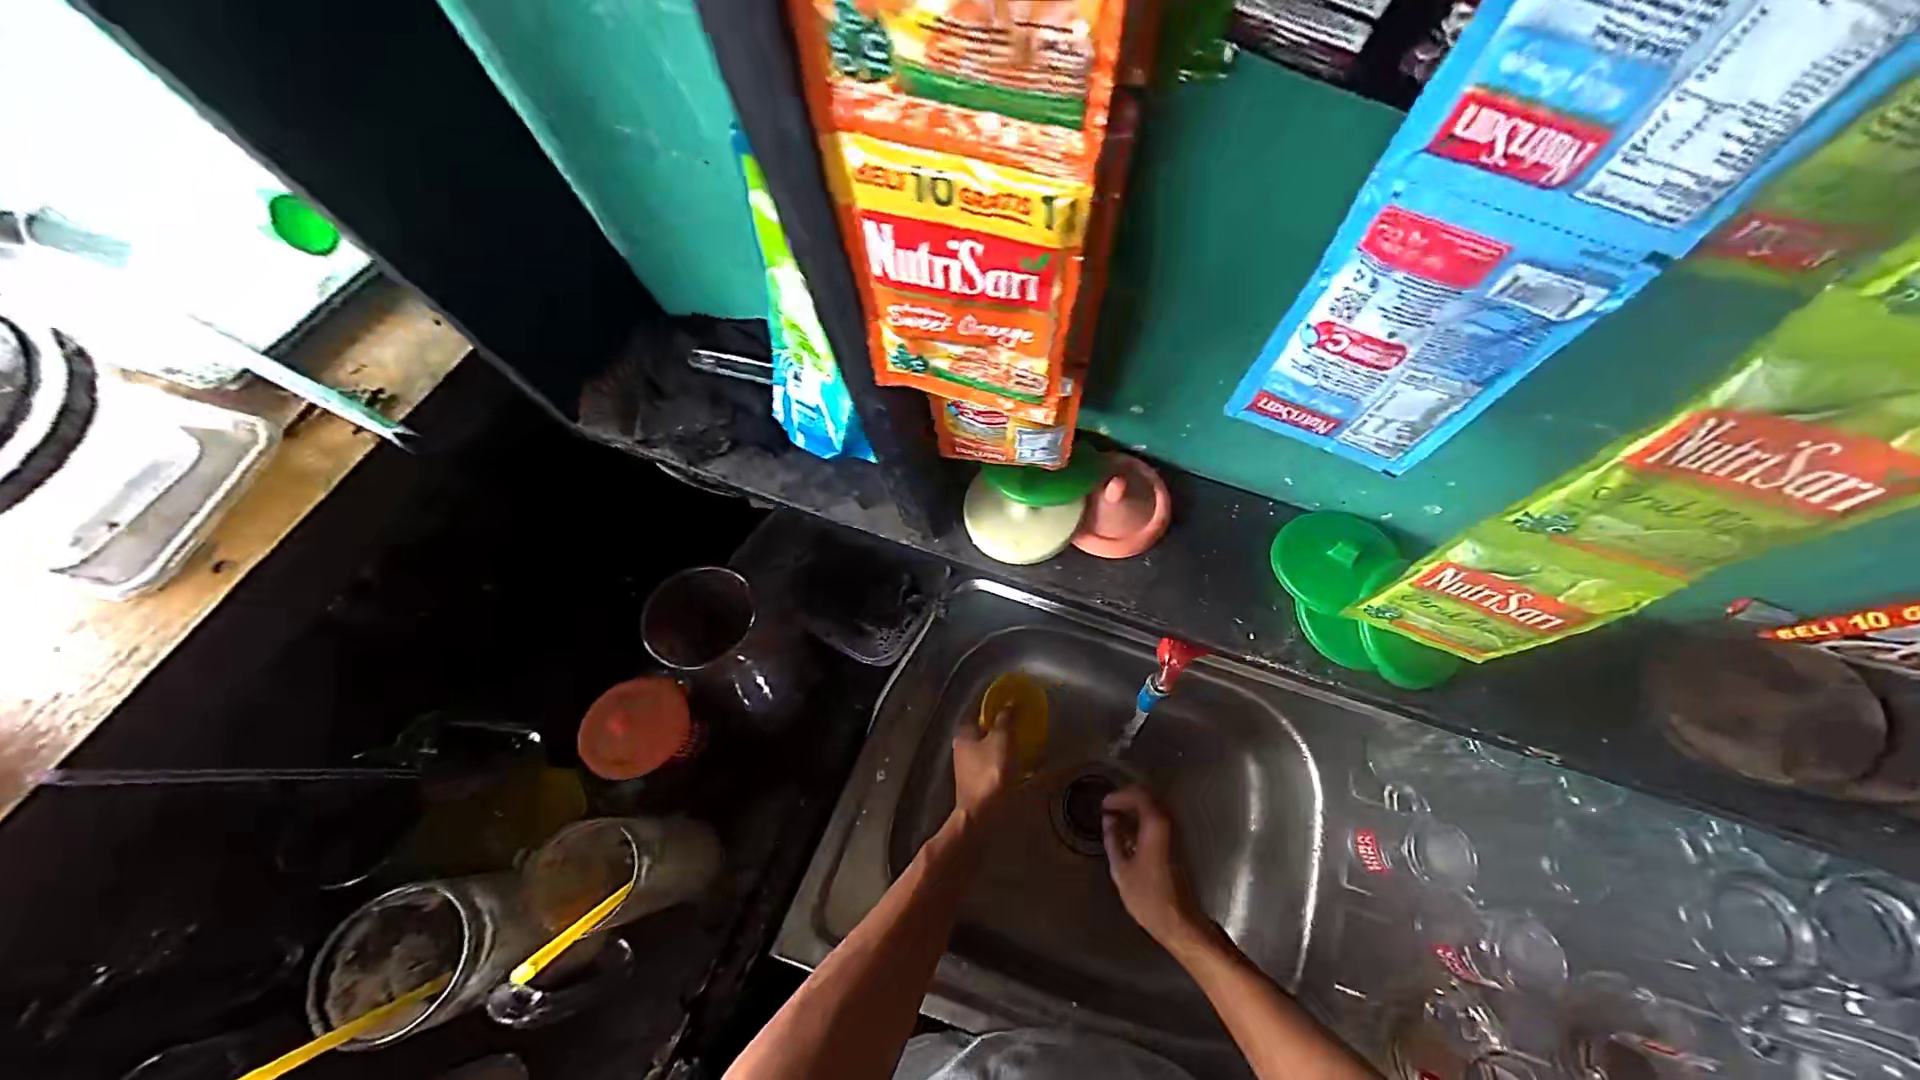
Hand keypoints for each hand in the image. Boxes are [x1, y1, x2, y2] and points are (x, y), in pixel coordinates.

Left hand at [951, 708, 1016, 822]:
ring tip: (1022, 738)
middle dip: (999, 723)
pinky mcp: (976, 780)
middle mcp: (961, 746)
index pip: (977, 709)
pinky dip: (1003, 757)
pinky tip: (1017, 760)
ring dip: (1002, 741)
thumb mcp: (1001, 739)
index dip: (993, 702)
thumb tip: (1009, 702)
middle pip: (982, 728)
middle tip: (1019, 718)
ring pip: (987, 745)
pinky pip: (991, 761)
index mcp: (963, 732)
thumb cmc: (990, 771)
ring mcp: (967, 765)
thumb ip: (1005, 719)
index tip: (1011, 699)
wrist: (982, 813)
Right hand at [1103, 785, 1208, 948]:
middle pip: (1148, 797)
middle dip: (1126, 799)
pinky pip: (1158, 822)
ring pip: (1154, 809)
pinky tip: (1129, 835)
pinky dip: (1142, 821)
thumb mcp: (1121, 868)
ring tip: (1115, 821)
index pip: (1137, 794)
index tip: (1104, 805)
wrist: (1179, 922)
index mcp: (1155, 824)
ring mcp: (1176, 834)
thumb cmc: (1148, 897)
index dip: (1118, 795)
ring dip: (1134, 810)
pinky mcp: (1177, 846)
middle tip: (1109, 809)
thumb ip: (1113, 839)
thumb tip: (1109, 821)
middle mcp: (1169, 823)